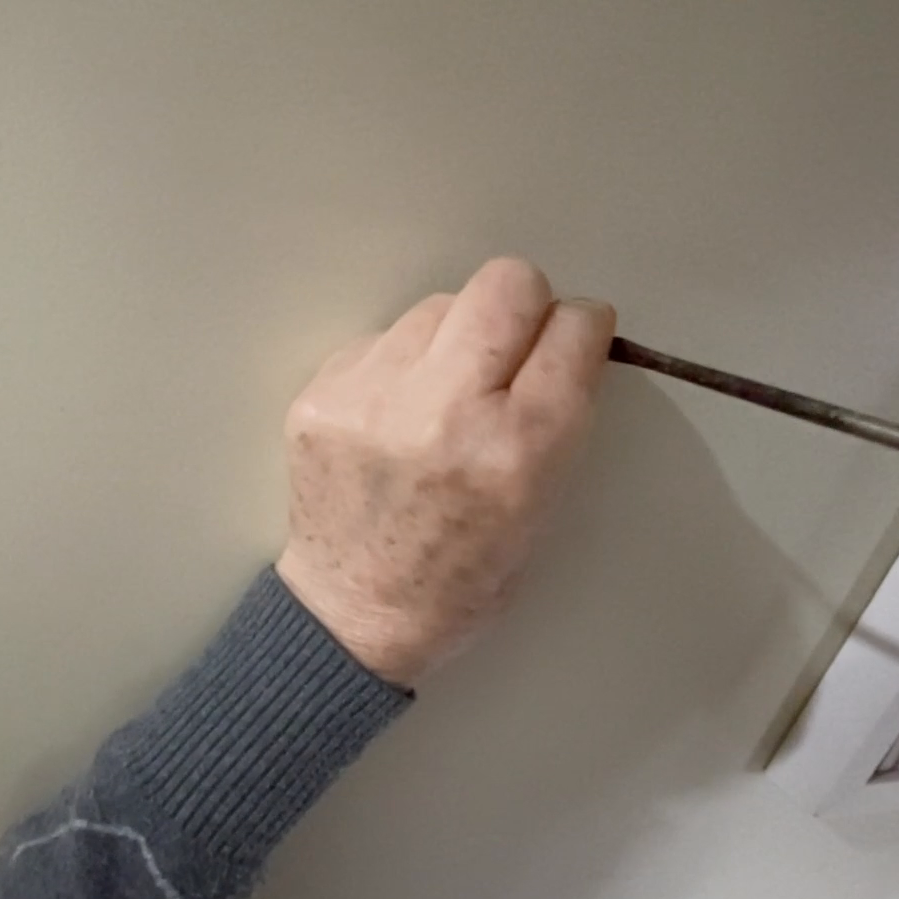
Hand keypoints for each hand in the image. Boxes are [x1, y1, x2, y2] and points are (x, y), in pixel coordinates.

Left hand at [275, 257, 614, 685]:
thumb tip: (558, 338)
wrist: (350, 614)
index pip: (572, 331)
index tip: (569, 343)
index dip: (579, 329)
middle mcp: (442, 410)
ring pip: (438, 305)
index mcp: (516, 452)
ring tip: (440, 395)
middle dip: (522, 308)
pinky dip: (400, 364)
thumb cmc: (459, 582)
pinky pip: (381, 340)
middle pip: (505, 285)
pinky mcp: (319, 396)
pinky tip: (392, 414)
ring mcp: (371, 398)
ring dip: (454, 337)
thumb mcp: (541, 511)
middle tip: (508, 353)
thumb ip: (556, 418)